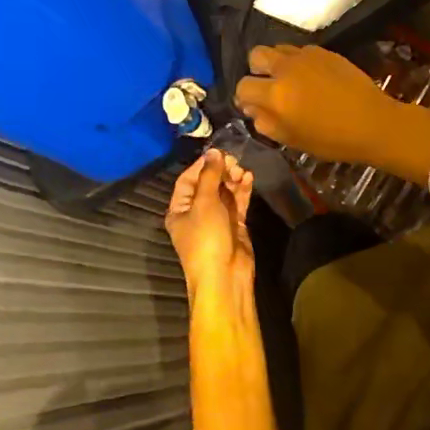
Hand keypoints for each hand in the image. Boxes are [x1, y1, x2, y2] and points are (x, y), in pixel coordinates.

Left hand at [166, 149, 254, 295]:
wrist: (226, 277)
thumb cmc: (206, 238)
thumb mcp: (204, 203)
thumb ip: (210, 175)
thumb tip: (213, 152)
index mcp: (179, 209)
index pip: (188, 180)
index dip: (202, 165)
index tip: (217, 152)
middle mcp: (196, 213)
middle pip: (207, 184)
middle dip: (220, 171)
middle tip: (234, 161)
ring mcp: (216, 220)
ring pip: (224, 193)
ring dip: (233, 179)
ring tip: (243, 170)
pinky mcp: (234, 225)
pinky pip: (237, 203)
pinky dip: (242, 191)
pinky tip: (249, 178)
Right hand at [235, 45, 397, 164]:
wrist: (374, 123)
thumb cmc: (332, 139)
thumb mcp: (293, 140)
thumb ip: (265, 123)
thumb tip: (252, 109)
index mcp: (275, 94)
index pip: (243, 86)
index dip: (244, 98)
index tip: (254, 106)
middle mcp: (285, 69)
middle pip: (255, 56)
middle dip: (256, 70)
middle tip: (269, 86)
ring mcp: (305, 56)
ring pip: (277, 48)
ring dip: (277, 63)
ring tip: (290, 80)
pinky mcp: (323, 51)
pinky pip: (299, 50)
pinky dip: (298, 61)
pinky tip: (311, 77)